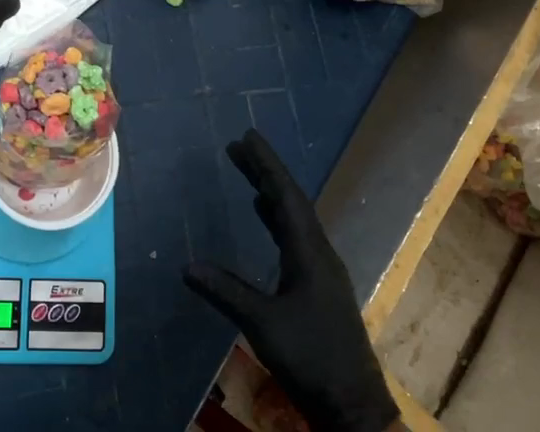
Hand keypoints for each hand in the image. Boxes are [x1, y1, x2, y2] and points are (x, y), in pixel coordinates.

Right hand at [183, 131, 396, 431]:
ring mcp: (321, 270)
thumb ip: (227, 292)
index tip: (247, 137)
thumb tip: (187, 266)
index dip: (266, 165)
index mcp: (311, 253)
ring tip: (248, 173)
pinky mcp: (317, 286)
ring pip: (294, 219)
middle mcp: (319, 253)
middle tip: (238, 147)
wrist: (352, 402)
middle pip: (291, 202)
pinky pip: (294, 237)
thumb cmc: (311, 357)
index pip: (286, 197)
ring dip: (270, 193)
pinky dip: (276, 219)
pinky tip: (265, 217)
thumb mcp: (263, 324)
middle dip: (265, 172)